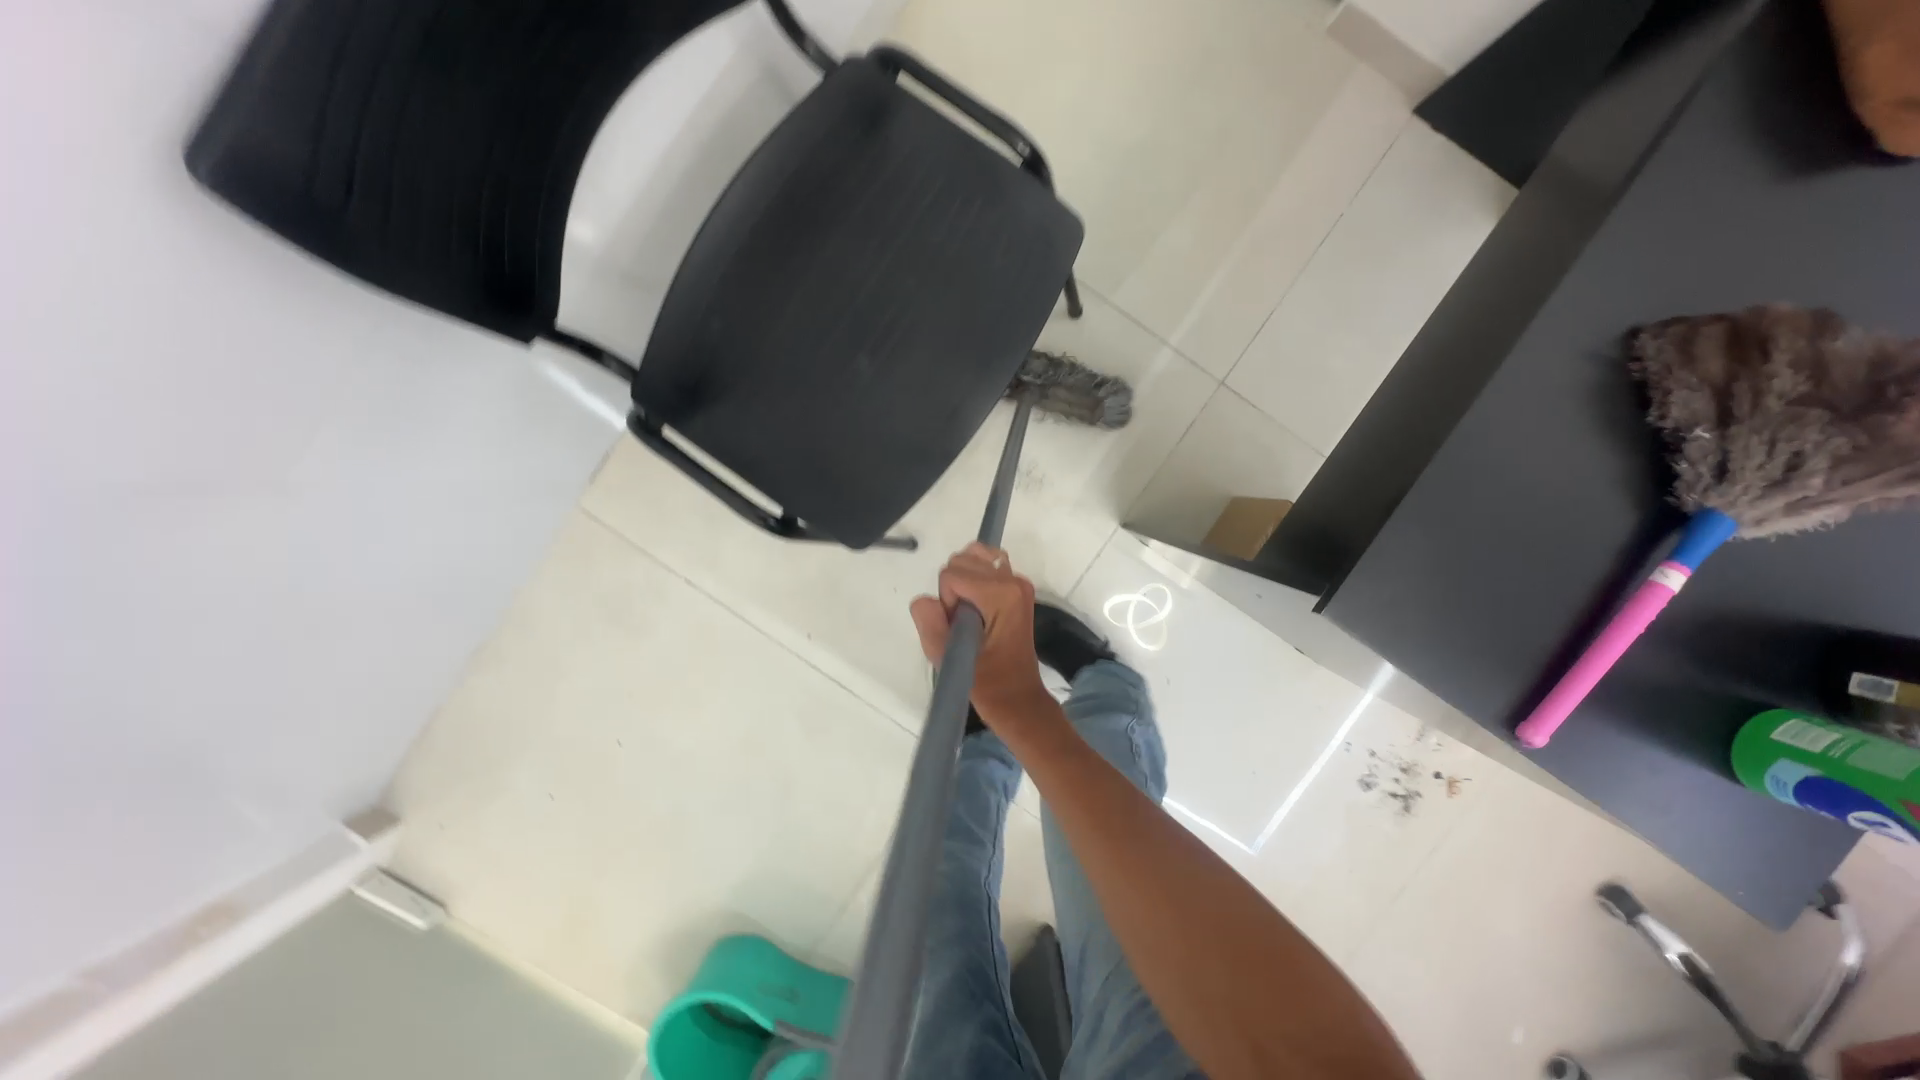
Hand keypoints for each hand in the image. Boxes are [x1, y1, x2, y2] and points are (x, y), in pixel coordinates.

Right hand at [910, 543, 1054, 726]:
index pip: (951, 575)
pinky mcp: (1017, 587)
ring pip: (973, 558)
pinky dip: (974, 580)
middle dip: (953, 590)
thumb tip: (927, 600)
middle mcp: (1013, 580)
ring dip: (963, 583)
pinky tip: (977, 607)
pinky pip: (985, 566)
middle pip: (961, 561)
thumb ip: (930, 622)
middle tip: (963, 625)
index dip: (947, 602)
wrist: (1017, 698)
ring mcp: (1018, 582)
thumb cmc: (985, 682)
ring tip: (970, 615)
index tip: (959, 630)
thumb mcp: (948, 658)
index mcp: (1001, 594)